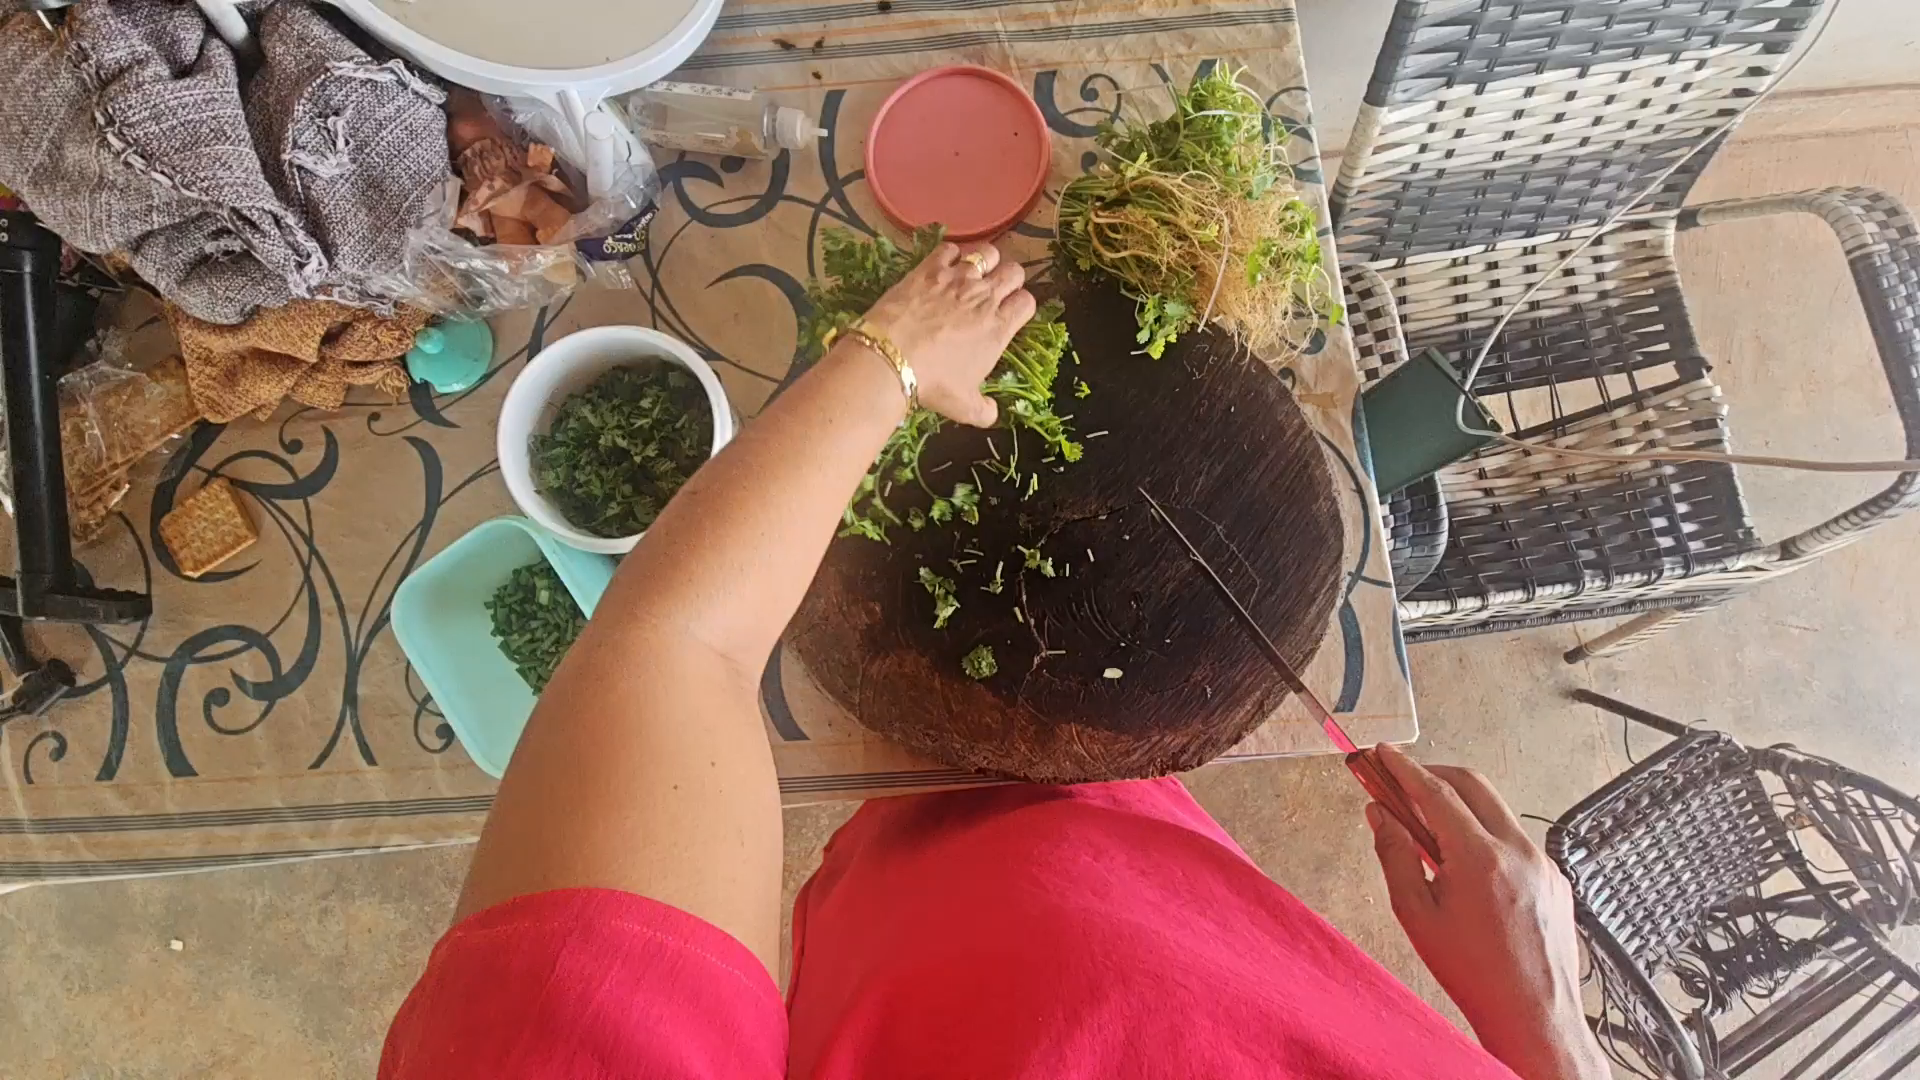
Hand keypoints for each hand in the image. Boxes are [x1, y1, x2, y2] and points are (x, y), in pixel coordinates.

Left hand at [858, 241, 1036, 427]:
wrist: (893, 357)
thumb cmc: (934, 384)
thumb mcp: (964, 406)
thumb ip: (984, 410)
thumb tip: (992, 414)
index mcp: (998, 328)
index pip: (1027, 303)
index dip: (1022, 306)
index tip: (1012, 314)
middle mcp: (984, 297)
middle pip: (1014, 272)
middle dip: (1010, 279)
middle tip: (998, 291)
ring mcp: (958, 278)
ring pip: (988, 253)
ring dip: (987, 260)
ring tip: (978, 272)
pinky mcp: (930, 268)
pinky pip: (950, 249)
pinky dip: (951, 255)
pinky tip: (945, 266)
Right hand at [1368, 746, 1608, 1079]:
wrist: (1536, 1019)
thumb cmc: (1471, 971)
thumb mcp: (1414, 912)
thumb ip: (1393, 853)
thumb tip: (1379, 813)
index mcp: (1480, 858)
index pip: (1436, 792)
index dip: (1403, 768)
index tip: (1382, 753)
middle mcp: (1518, 852)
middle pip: (1471, 784)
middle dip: (1432, 772)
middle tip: (1399, 780)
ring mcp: (1543, 864)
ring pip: (1494, 807)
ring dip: (1456, 801)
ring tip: (1424, 823)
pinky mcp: (1555, 879)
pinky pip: (1512, 835)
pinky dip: (1480, 828)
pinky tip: (1459, 856)